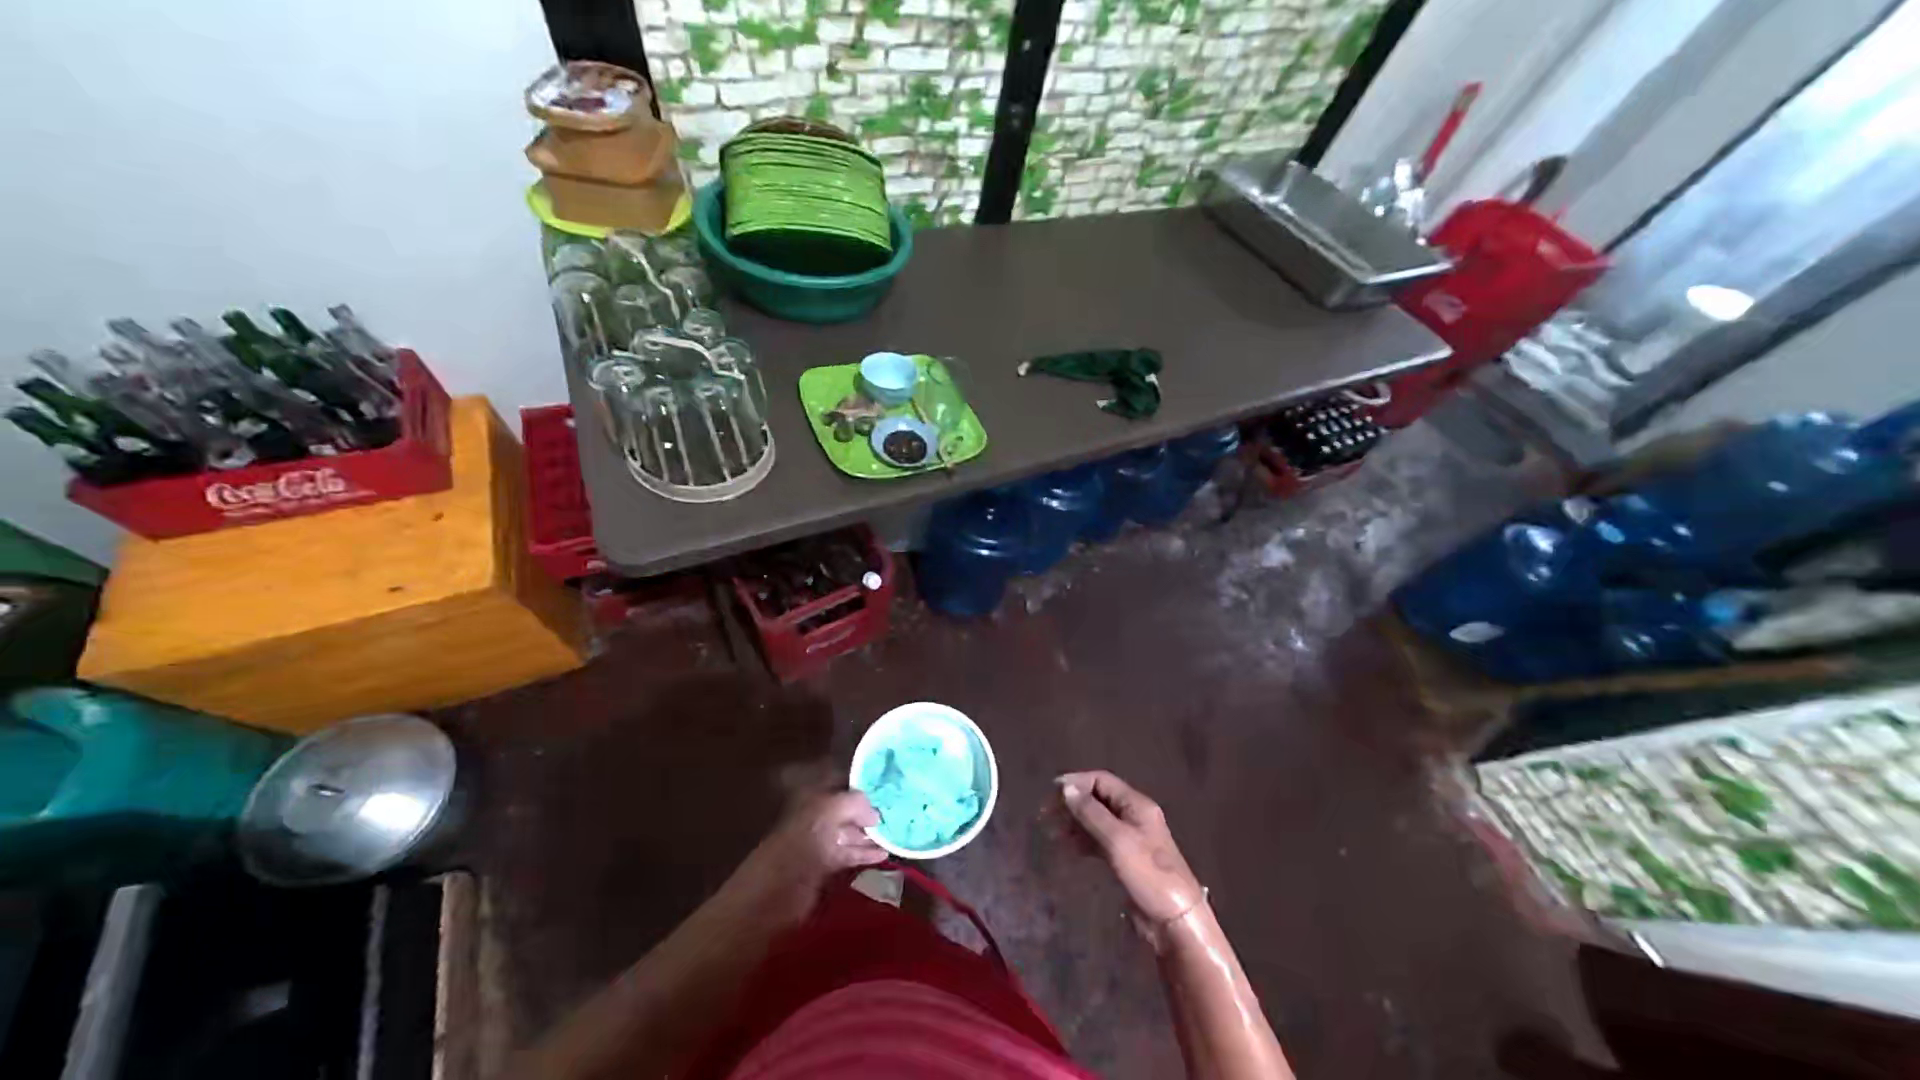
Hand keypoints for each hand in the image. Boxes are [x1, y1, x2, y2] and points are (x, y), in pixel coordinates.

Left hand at [736, 790, 888, 923]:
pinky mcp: (823, 870)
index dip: (863, 782)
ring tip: (897, 834)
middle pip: (847, 808)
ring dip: (871, 833)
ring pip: (850, 832)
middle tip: (899, 811)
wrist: (765, 904)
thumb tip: (876, 810)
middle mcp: (816, 817)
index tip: (889, 784)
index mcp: (811, 799)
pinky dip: (865, 854)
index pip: (841, 782)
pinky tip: (884, 855)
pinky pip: (848, 855)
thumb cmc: (794, 852)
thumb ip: (851, 803)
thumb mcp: (823, 815)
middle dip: (870, 809)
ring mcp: (819, 844)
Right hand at [1058, 770, 1205, 947]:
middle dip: (1071, 804)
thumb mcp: (1117, 839)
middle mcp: (1133, 816)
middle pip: (1097, 799)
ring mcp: (1130, 838)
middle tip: (1045, 816)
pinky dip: (1082, 840)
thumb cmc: (1147, 874)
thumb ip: (1090, 812)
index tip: (1051, 794)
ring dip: (1073, 823)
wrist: (1174, 919)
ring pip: (1095, 820)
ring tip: (1051, 834)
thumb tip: (1066, 788)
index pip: (1101, 780)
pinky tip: (1068, 849)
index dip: (1076, 783)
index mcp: (1136, 805)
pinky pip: (1099, 840)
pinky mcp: (1126, 858)